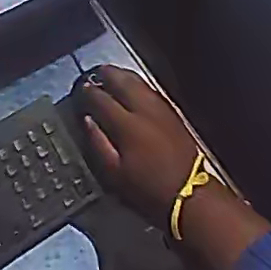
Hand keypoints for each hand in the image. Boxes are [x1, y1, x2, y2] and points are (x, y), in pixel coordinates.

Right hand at [79, 66, 204, 222]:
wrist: (190, 195)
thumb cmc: (148, 189)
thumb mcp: (114, 174)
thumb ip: (98, 143)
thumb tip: (87, 120)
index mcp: (127, 125)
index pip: (101, 98)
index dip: (87, 92)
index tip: (80, 91)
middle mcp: (144, 110)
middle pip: (122, 81)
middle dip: (106, 74)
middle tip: (94, 74)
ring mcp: (161, 110)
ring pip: (138, 81)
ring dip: (122, 76)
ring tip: (111, 76)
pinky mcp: (173, 113)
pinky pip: (150, 89)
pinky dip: (137, 83)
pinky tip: (132, 87)